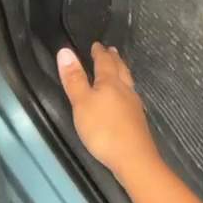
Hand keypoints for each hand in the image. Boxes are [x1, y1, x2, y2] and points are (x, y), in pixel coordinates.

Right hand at [56, 43, 159, 178]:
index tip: (96, 45)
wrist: (133, 158)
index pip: (104, 62)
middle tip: (111, 51)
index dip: (99, 53)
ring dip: (122, 73)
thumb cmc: (103, 130)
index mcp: (109, 82)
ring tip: (120, 69)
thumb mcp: (82, 104)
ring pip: (128, 83)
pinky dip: (127, 91)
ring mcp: (134, 105)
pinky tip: (127, 98)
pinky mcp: (137, 121)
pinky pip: (131, 98)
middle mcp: (124, 90)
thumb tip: (65, 51)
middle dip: (114, 59)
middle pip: (120, 69)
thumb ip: (74, 79)